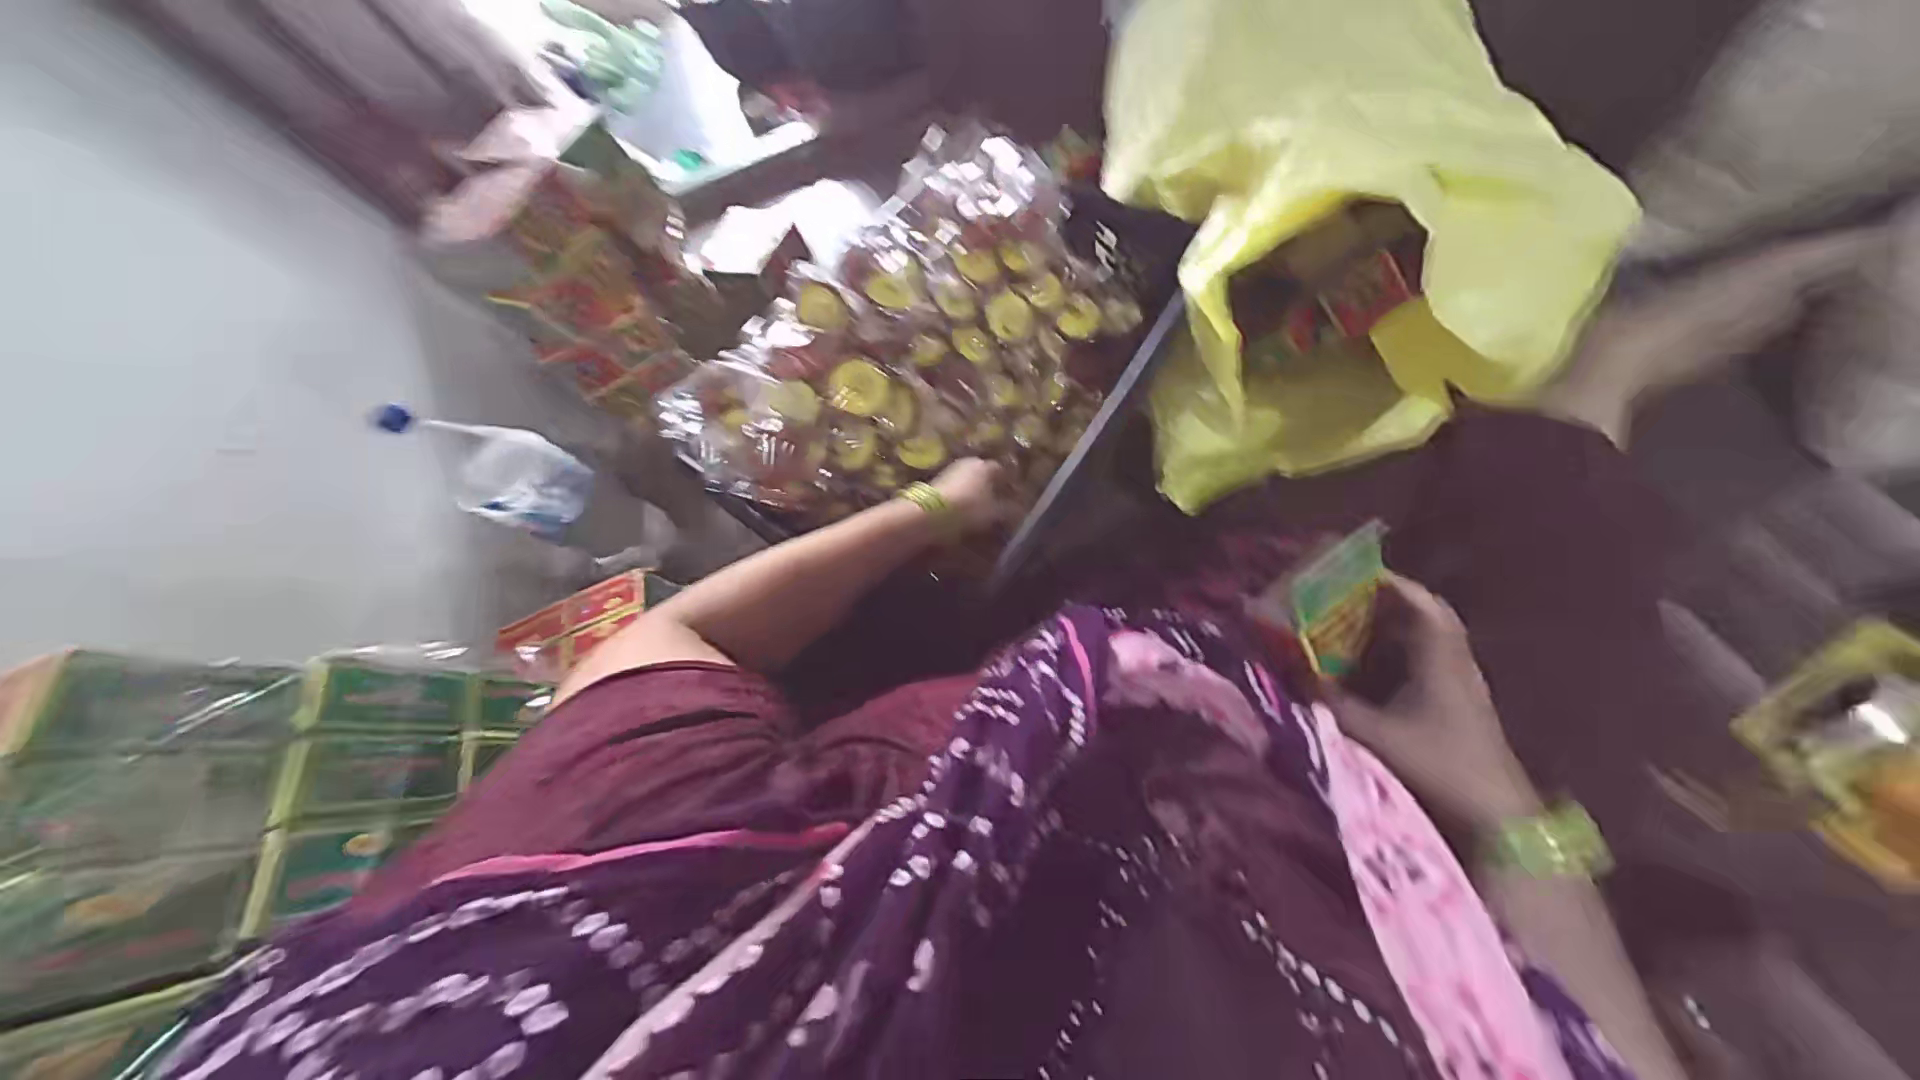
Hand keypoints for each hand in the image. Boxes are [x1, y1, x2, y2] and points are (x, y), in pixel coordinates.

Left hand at [928, 458, 1010, 532]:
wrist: (931, 512)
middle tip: (997, 502)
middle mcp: (969, 462)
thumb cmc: (969, 509)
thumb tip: (1018, 510)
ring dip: (975, 491)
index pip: (1002, 470)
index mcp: (985, 466)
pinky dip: (962, 495)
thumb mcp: (993, 513)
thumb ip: (1007, 510)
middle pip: (984, 473)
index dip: (1008, 483)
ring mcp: (951, 470)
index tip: (1013, 495)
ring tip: (980, 508)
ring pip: (969, 479)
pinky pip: (957, 487)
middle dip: (991, 486)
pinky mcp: (938, 481)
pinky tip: (964, 508)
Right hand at [1324, 573, 1542, 825]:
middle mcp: (1453, 663)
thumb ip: (1328, 701)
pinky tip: (1364, 666)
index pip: (1420, 603)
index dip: (1388, 582)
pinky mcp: (1454, 705)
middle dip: (1380, 602)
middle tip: (1337, 598)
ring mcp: (1458, 685)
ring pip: (1421, 641)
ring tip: (1342, 624)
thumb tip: (1289, 672)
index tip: (1350, 573)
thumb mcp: (1372, 732)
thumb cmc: (1438, 764)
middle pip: (1421, 616)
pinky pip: (1421, 663)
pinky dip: (1392, 655)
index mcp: (1440, 658)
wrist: (1496, 819)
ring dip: (1386, 629)